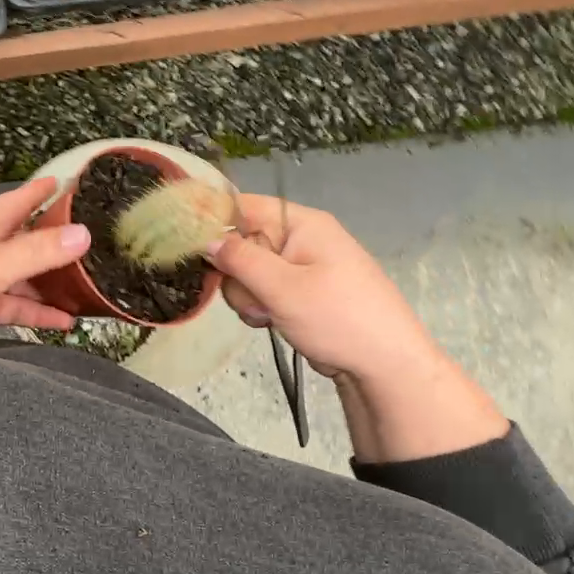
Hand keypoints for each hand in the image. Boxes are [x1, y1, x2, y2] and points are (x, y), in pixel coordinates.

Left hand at [0, 177, 89, 367]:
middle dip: (56, 242)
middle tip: (96, 245)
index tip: (68, 182)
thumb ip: (39, 251)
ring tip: (91, 290)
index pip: (19, 200)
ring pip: (24, 277)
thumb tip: (84, 232)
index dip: (42, 191)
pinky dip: (36, 312)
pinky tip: (65, 321)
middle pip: (26, 240)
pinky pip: (14, 306)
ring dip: (51, 283)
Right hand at [206, 194, 450, 383]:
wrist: (386, 367)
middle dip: (235, 272)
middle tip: (251, 295)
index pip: (244, 205)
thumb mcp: (282, 288)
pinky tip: (270, 321)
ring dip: (246, 295)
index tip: (188, 242)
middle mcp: (300, 239)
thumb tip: (205, 239)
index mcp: (302, 225)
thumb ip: (239, 259)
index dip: (212, 219)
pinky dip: (258, 305)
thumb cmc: (338, 319)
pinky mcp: (298, 291)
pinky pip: (261, 289)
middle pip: (241, 241)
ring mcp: (299, 266)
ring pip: (246, 270)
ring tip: (267, 315)